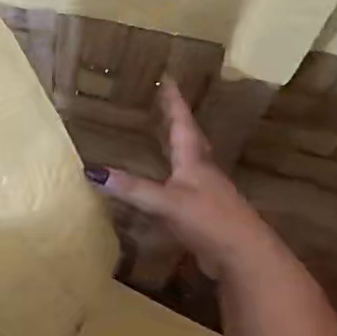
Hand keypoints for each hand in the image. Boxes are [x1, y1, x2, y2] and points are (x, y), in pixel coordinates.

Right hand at [86, 81, 293, 279]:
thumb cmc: (209, 220)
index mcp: (194, 162)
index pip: (182, 124)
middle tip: (167, 105)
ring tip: (164, 142)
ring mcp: (206, 194)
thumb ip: (132, 189)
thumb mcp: (166, 202)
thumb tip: (93, 172)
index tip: (169, 79)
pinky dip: (172, 182)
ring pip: (190, 165)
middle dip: (178, 122)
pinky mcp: (204, 216)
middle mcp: (202, 173)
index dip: (174, 103)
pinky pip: (184, 190)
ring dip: (178, 151)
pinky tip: (165, 190)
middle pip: (190, 140)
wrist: (243, 256)